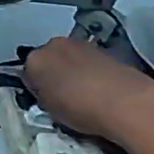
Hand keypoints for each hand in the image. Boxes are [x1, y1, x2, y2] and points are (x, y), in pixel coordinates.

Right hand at [22, 35, 153, 140]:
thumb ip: (42, 95)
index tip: (44, 100)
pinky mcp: (104, 49)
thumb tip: (44, 91)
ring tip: (85, 93)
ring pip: (69, 58)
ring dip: (72, 70)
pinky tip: (101, 88)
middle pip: (48, 59)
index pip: (26, 72)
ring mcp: (80, 44)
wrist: (127, 101)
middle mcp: (53, 45)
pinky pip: (89, 61)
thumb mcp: (50, 109)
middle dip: (53, 73)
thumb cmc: (80, 108)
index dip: (35, 87)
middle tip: (63, 96)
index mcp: (34, 59)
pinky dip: (91, 70)